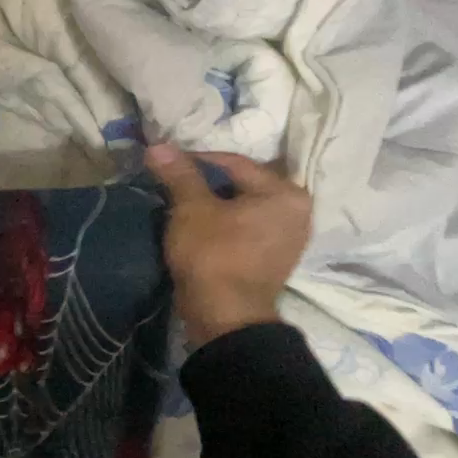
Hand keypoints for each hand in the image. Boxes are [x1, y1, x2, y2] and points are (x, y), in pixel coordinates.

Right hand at [147, 143, 311, 346]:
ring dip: (216, 201)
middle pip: (243, 184)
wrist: (225, 313)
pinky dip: (226, 220)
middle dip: (208, 181)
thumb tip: (158, 145)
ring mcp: (291, 236)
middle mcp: (298, 210)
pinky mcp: (275, 255)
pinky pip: (248, 225)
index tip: (165, 162)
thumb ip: (179, 175)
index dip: (196, 159)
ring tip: (183, 202)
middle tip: (174, 181)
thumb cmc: (213, 253)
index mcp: (285, 193)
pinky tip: (202, 225)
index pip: (235, 163)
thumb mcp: (191, 209)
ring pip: (245, 205)